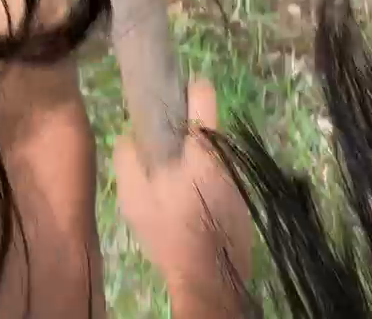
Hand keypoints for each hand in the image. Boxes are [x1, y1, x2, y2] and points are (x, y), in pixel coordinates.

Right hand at [114, 81, 253, 312]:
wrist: (211, 283)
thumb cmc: (171, 232)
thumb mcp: (134, 197)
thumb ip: (127, 158)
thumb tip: (128, 136)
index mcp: (202, 146)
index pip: (204, 93)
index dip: (187, 87)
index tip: (170, 95)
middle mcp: (227, 156)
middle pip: (207, 123)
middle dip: (184, 127)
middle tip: (161, 142)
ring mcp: (239, 179)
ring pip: (213, 151)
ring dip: (195, 156)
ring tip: (173, 176)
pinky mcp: (244, 201)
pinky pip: (221, 175)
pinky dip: (205, 178)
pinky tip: (189, 201)